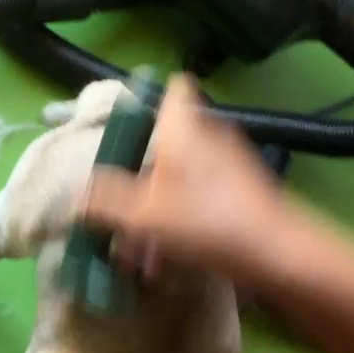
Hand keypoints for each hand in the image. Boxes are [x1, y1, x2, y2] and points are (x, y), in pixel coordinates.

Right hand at [82, 74, 303, 283]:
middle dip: (136, 173)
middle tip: (111, 201)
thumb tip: (78, 193)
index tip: (120, 122)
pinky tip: (157, 261)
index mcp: (184, 131)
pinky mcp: (234, 196)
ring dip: (149, 209)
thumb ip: (106, 201)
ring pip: (176, 179)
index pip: (172, 90)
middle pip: (165, 144)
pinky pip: (191, 202)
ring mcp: (224, 168)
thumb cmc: (207, 222)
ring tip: (131, 248)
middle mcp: (207, 140)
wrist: (275, 254)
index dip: (147, 99)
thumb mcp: (143, 214)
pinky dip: (171, 223)